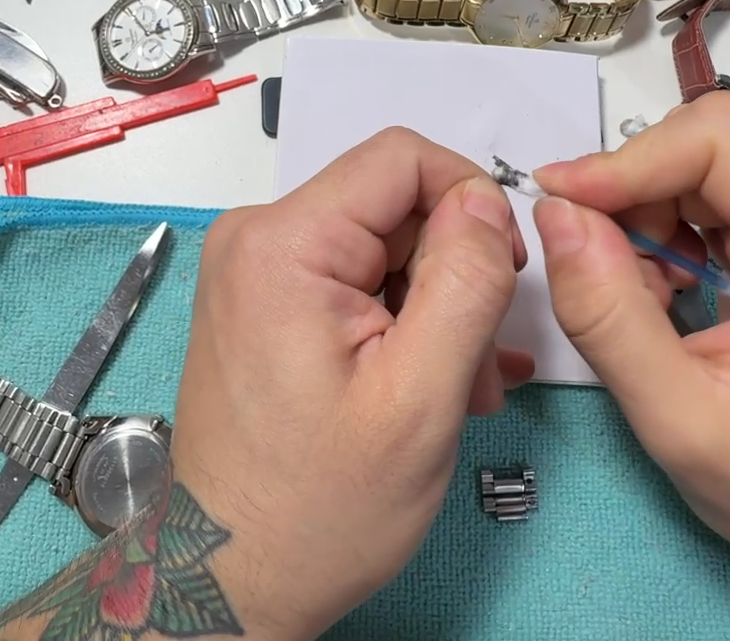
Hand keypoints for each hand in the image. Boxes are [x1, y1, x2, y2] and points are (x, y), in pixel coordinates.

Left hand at [172, 128, 533, 638]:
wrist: (229, 572)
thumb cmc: (319, 505)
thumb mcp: (419, 398)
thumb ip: (464, 283)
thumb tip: (485, 200)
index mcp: (283, 241)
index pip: (401, 157)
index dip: (469, 199)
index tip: (500, 272)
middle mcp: (257, 235)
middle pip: (393, 204)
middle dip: (451, 271)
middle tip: (480, 358)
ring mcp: (256, 265)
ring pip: (381, 243)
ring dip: (431, 305)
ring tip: (455, 386)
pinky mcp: (264, 295)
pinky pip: (352, 274)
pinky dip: (397, 317)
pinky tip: (421, 380)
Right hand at [531, 93, 729, 633]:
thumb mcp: (680, 425)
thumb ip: (605, 316)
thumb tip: (554, 212)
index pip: (723, 141)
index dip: (627, 160)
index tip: (558, 201)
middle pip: (712, 150)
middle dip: (636, 204)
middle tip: (614, 285)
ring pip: (712, 166)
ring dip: (653, 222)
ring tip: (652, 303)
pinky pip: (729, 189)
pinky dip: (680, 230)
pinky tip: (680, 291)